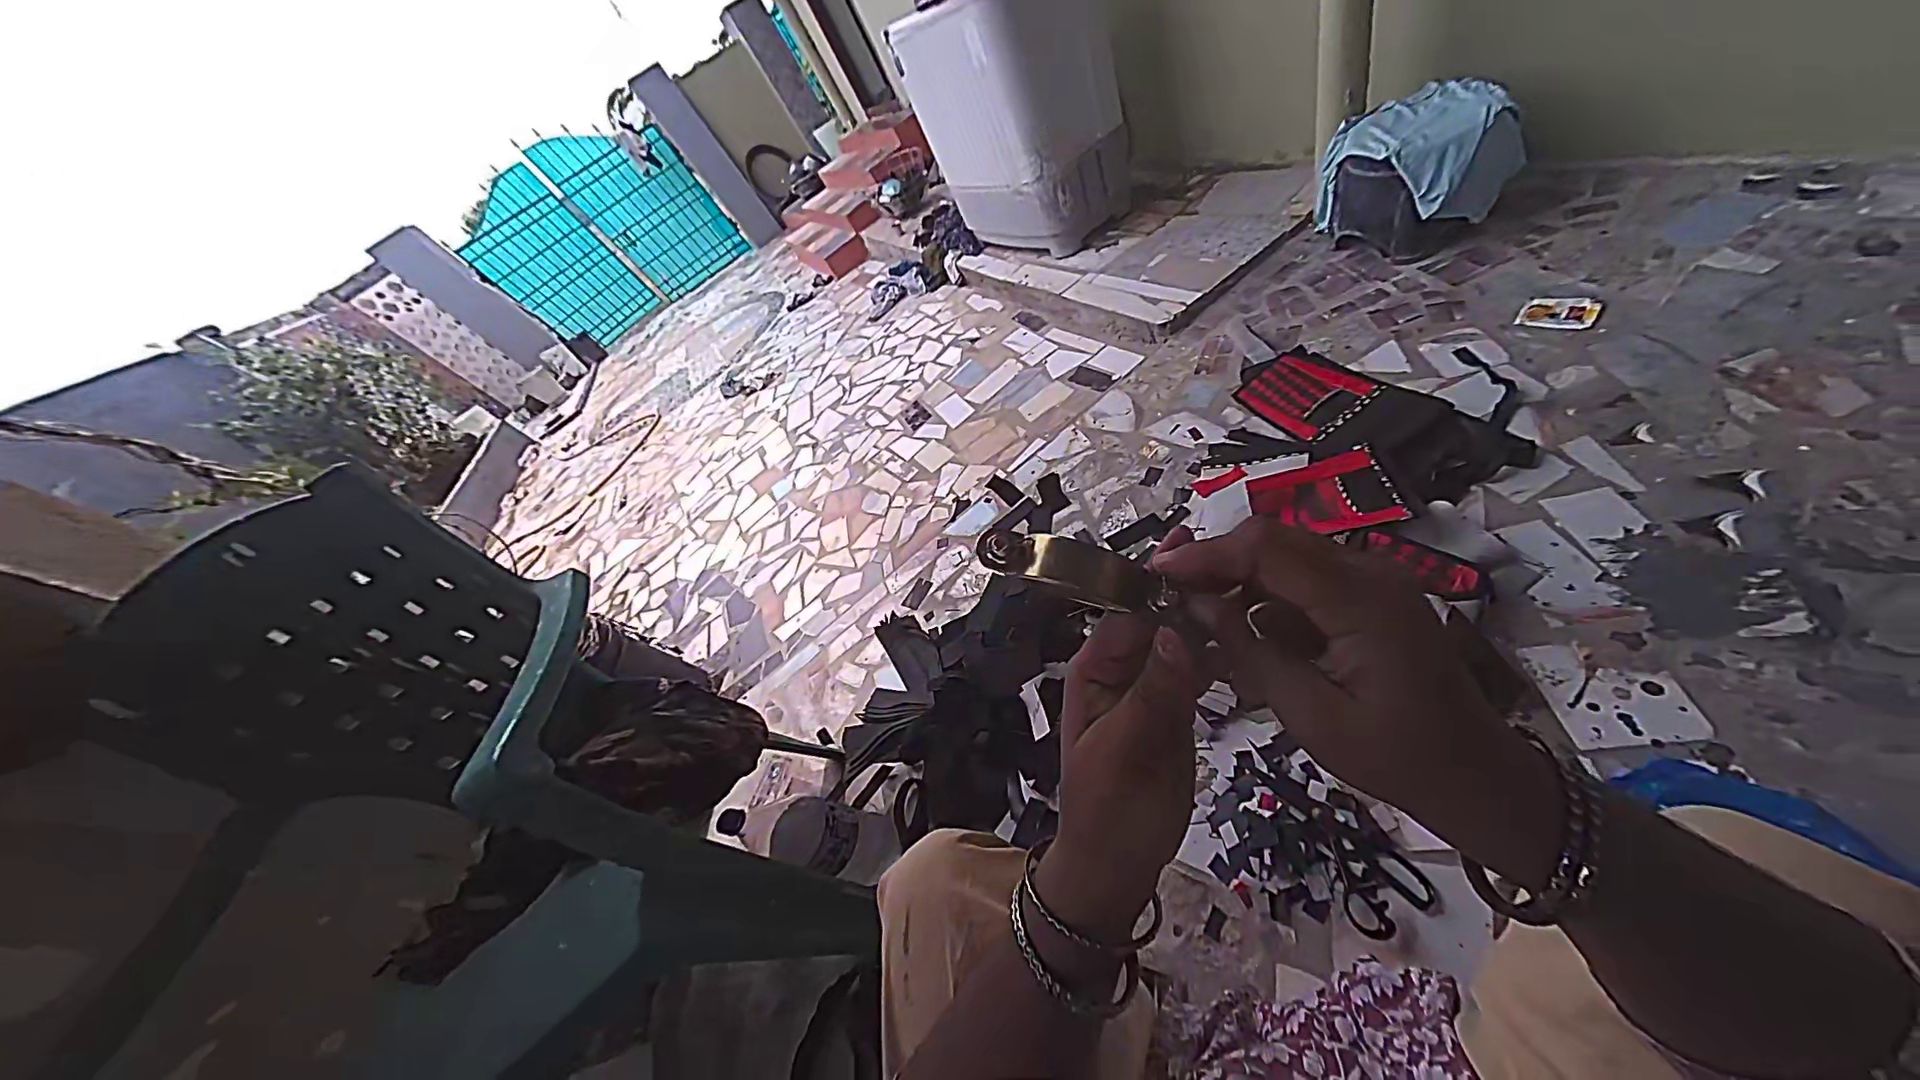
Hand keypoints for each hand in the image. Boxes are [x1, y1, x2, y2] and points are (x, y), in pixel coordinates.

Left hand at [1034, 528, 1206, 941]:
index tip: (1205, 558)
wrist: (1116, 864)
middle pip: (1156, 619)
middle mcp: (1121, 668)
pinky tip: (1247, 636)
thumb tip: (1178, 631)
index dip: (1161, 585)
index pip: (1127, 612)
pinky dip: (1217, 653)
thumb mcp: (1126, 751)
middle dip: (1190, 593)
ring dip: (1207, 617)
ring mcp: (1150, 686)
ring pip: (1178, 640)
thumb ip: (1155, 693)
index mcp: (1095, 668)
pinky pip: (1195, 669)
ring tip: (1253, 589)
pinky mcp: (1174, 706)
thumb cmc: (1108, 810)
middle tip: (1243, 564)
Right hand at [1149, 518, 1562, 887]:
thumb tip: (1196, 604)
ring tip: (1196, 611)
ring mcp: (1373, 578)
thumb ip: (1250, 652)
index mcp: (1362, 602)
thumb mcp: (1310, 715)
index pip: (1267, 550)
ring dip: (1235, 576)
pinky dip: (1261, 591)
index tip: (1159, 570)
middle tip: (1170, 590)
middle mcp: (1370, 572)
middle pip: (1273, 539)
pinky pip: (1300, 575)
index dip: (1207, 554)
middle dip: (1215, 560)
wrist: (1475, 773)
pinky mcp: (1367, 592)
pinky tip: (1239, 624)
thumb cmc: (1394, 756)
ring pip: (1283, 553)